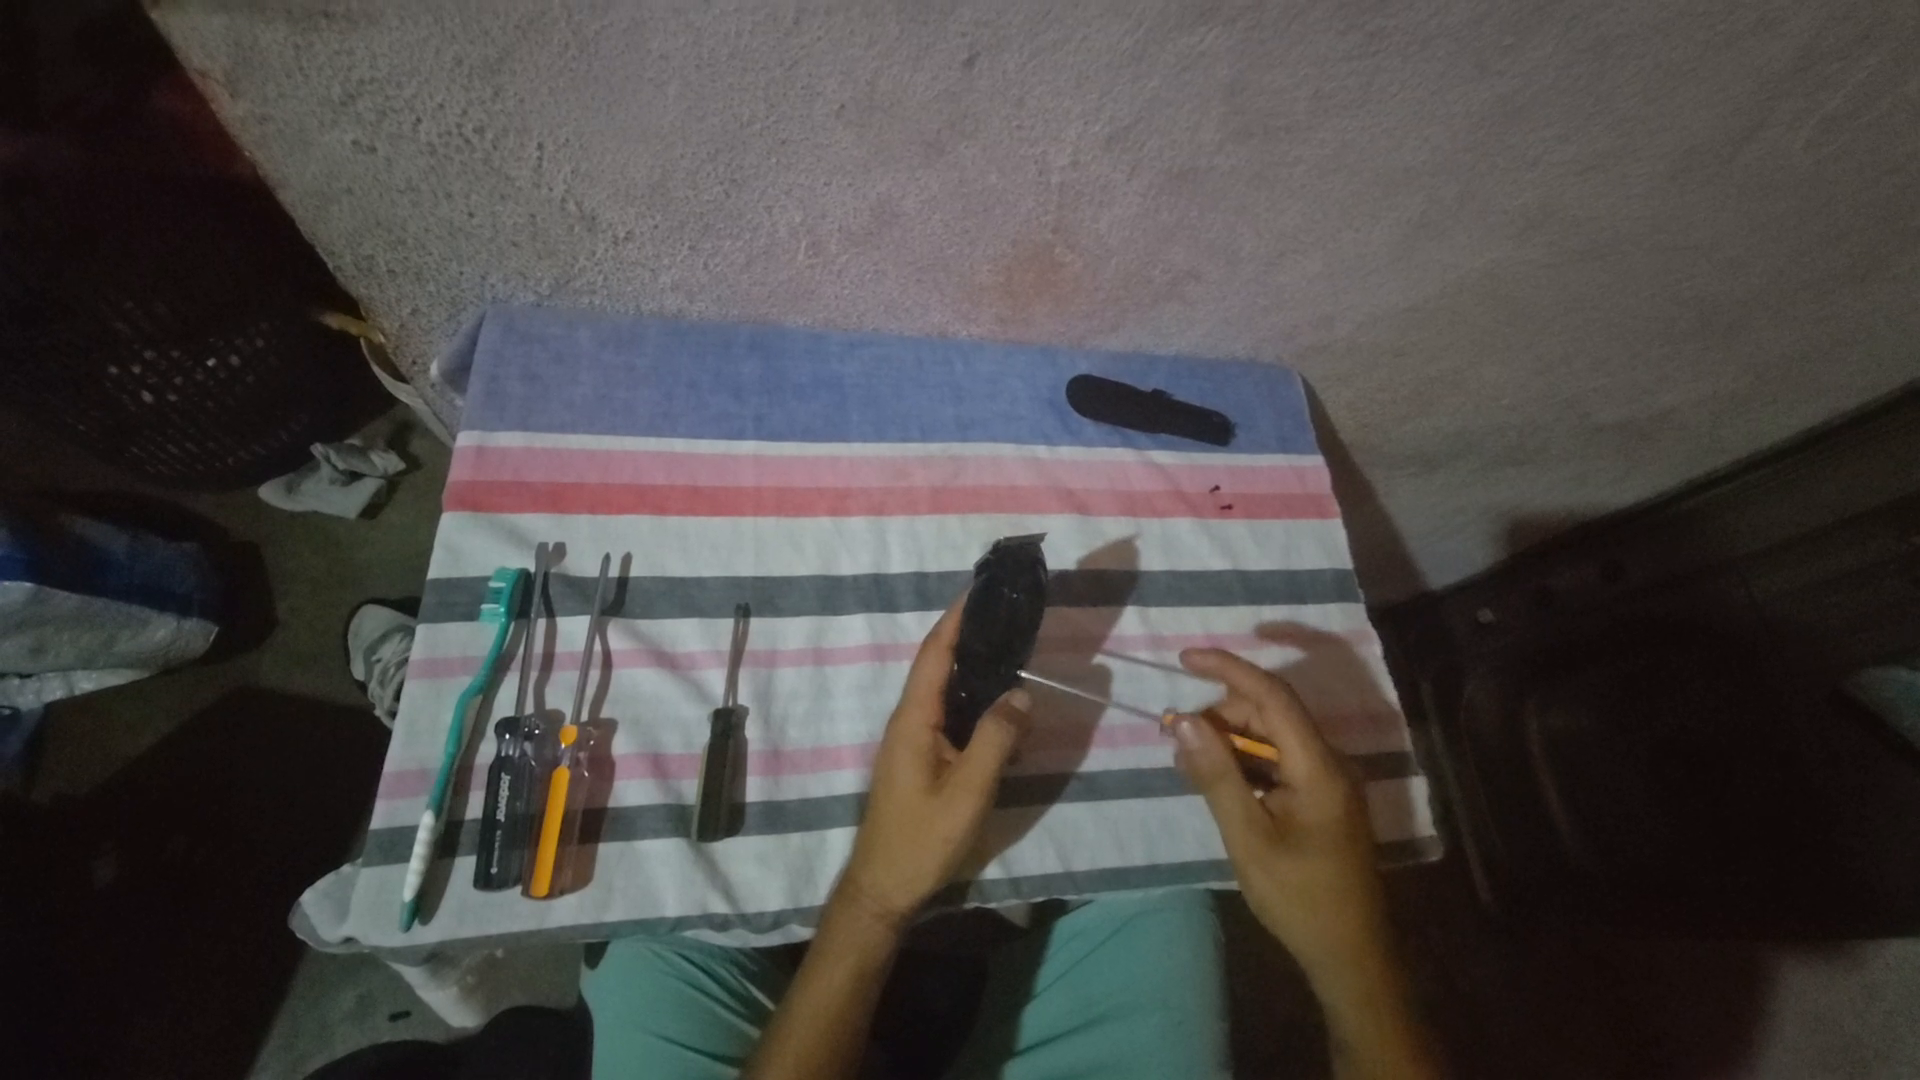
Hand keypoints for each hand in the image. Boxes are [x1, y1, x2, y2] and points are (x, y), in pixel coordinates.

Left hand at [836, 597, 1031, 927]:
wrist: (884, 886)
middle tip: (1004, 611)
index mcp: (913, 718)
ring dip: (969, 661)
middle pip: (937, 663)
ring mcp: (912, 738)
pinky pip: (947, 711)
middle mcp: (909, 719)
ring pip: (942, 687)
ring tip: (1006, 641)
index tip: (980, 589)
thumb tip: (1021, 692)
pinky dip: (971, 694)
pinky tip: (996, 698)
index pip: (935, 653)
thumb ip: (995, 739)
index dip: (955, 618)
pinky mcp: (921, 755)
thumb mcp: (967, 791)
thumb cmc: (923, 838)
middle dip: (965, 632)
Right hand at [1170, 648, 1391, 990]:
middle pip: (1270, 712)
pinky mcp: (1320, 798)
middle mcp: (1329, 762)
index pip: (1273, 695)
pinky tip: (1216, 780)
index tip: (1184, 659)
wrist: (1350, 955)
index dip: (1228, 669)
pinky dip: (1244, 761)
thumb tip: (1184, 720)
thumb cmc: (1298, 896)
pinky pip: (1278, 760)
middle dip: (1221, 712)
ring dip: (1229, 738)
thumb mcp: (1247, 835)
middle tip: (1177, 737)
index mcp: (1318, 767)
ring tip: (1189, 763)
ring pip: (1272, 735)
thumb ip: (1216, 773)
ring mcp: (1327, 780)